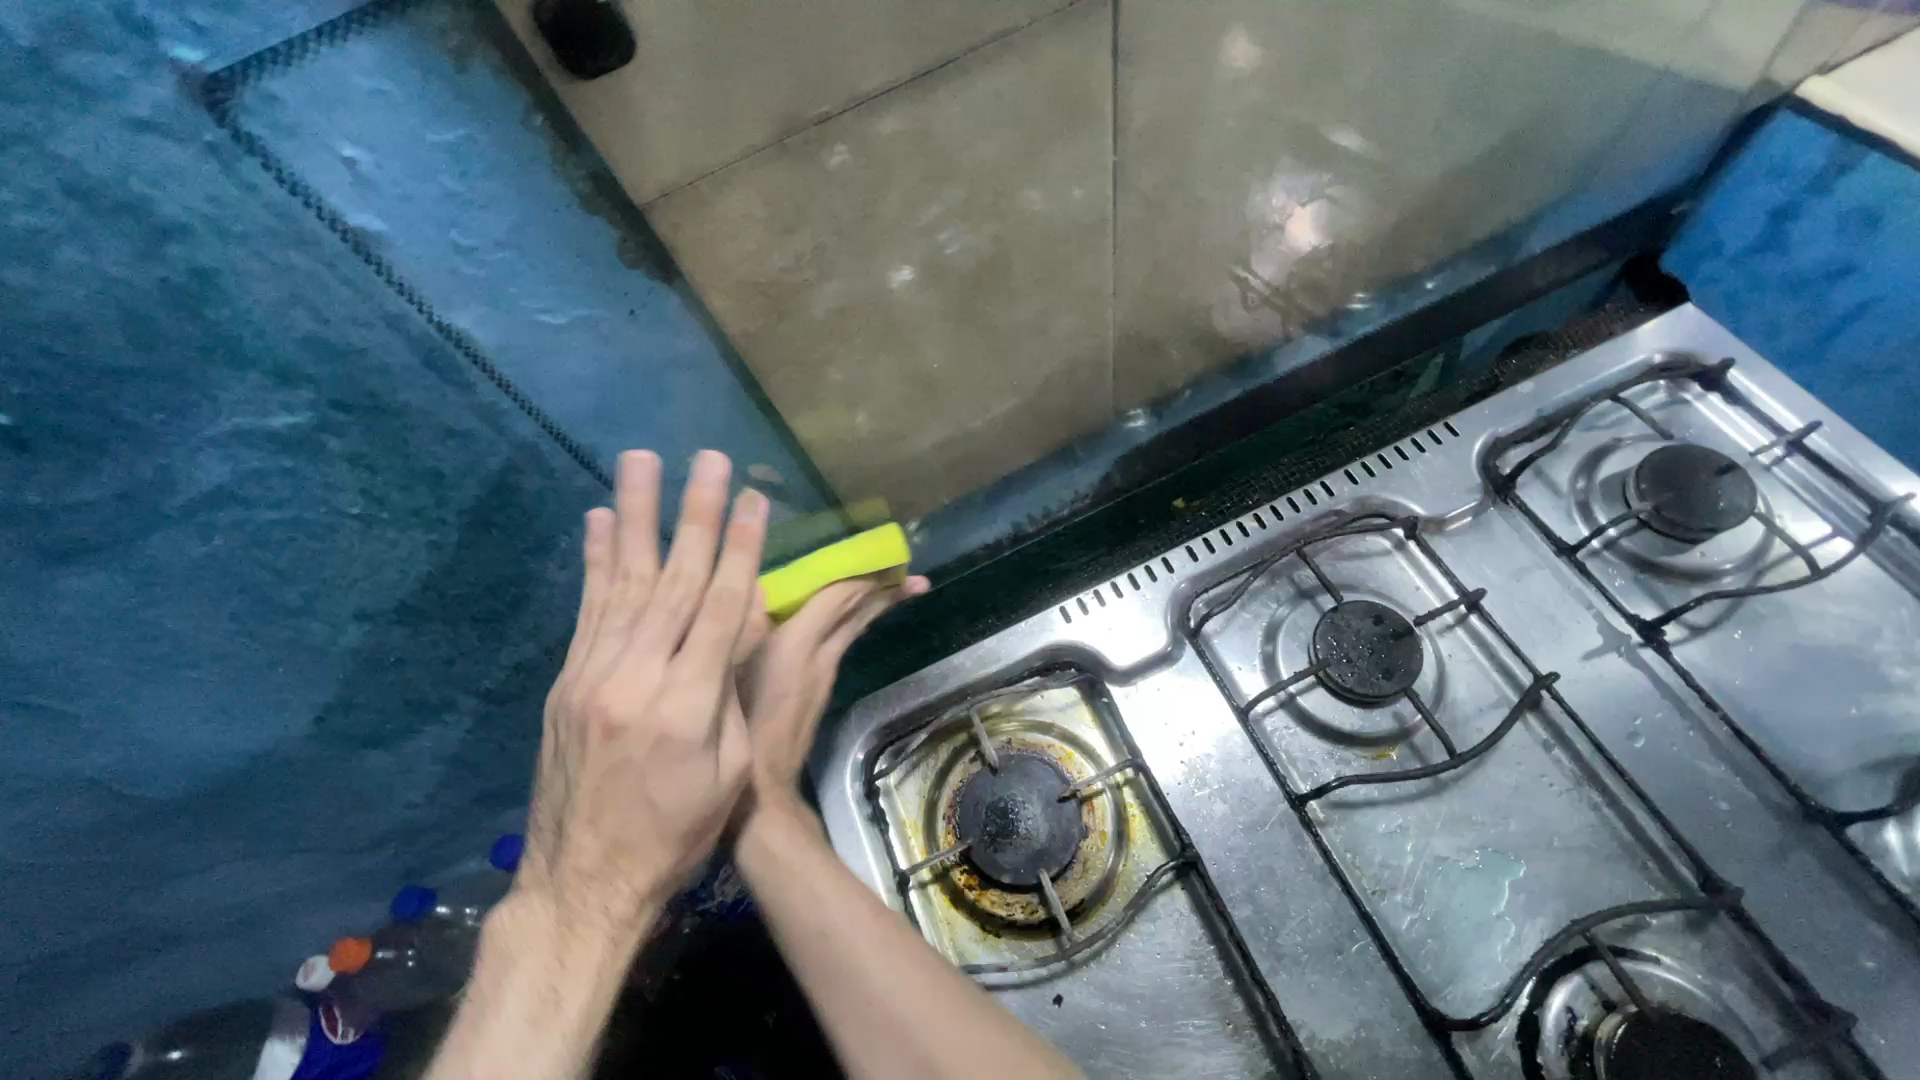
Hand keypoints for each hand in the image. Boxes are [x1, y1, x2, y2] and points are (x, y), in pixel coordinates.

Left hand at [524, 449, 767, 935]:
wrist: (583, 882)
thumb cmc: (677, 835)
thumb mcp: (726, 772)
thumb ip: (727, 693)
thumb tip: (735, 628)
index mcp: (686, 705)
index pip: (723, 609)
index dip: (742, 550)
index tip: (754, 500)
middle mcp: (635, 677)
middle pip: (676, 581)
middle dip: (698, 514)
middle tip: (710, 460)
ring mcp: (593, 675)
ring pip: (627, 581)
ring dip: (641, 516)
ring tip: (644, 460)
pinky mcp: (568, 681)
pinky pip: (587, 609)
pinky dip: (597, 560)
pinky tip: (602, 519)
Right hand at [734, 573, 928, 831]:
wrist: (761, 793)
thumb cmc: (733, 729)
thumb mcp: (729, 670)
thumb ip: (743, 626)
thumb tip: (758, 586)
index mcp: (798, 643)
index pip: (842, 595)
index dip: (864, 571)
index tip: (888, 552)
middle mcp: (821, 655)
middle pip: (859, 610)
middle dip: (883, 585)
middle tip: (907, 566)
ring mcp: (824, 676)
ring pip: (855, 628)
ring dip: (875, 604)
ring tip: (898, 585)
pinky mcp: (820, 693)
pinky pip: (842, 643)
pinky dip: (852, 623)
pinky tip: (849, 619)